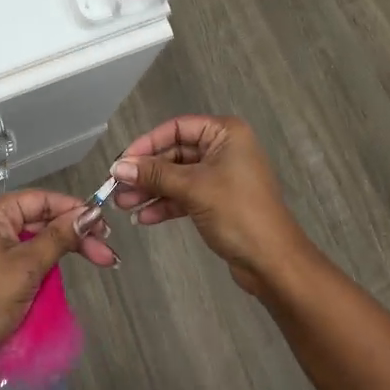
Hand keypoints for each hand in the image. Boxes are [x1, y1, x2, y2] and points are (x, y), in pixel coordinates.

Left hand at [0, 190, 117, 370]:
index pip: (42, 199)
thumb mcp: (27, 266)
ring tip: (99, 258)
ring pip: (36, 239)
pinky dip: (48, 263)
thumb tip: (91, 212)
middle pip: (41, 219)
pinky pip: (26, 257)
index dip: (75, 209)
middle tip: (106, 250)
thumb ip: (60, 236)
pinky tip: (69, 266)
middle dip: (75, 234)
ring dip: (65, 249)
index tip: (104, 222)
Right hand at [109, 115, 310, 294]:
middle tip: (116, 188)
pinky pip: (185, 195)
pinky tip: (144, 218)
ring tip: (123, 205)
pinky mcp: (218, 201)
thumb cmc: (238, 213)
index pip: (177, 128)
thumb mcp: (194, 188)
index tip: (121, 162)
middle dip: (146, 171)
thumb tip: (118, 167)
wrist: (273, 261)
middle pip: (175, 153)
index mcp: (225, 133)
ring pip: (177, 176)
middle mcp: (223, 149)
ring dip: (151, 189)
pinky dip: (165, 204)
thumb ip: (155, 175)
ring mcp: (221, 176)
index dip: (147, 143)